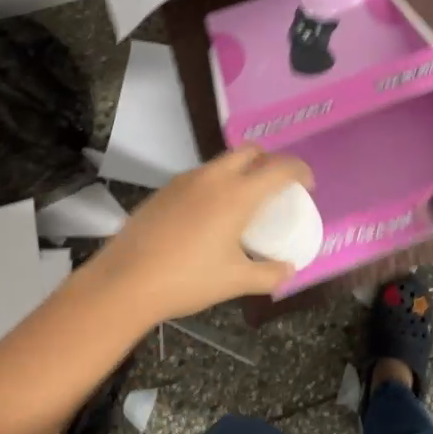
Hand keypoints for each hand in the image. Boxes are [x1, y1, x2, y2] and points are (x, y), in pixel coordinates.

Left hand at [81, 147, 313, 325]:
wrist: (125, 281)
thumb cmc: (187, 280)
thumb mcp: (234, 281)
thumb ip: (268, 274)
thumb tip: (289, 271)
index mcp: (238, 194)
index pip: (280, 168)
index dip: (299, 171)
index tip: (307, 184)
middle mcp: (214, 178)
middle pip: (251, 151)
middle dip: (269, 161)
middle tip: (276, 186)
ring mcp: (186, 180)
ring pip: (223, 162)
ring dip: (241, 171)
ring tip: (244, 201)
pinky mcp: (165, 190)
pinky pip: (201, 176)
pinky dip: (216, 184)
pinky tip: (210, 214)